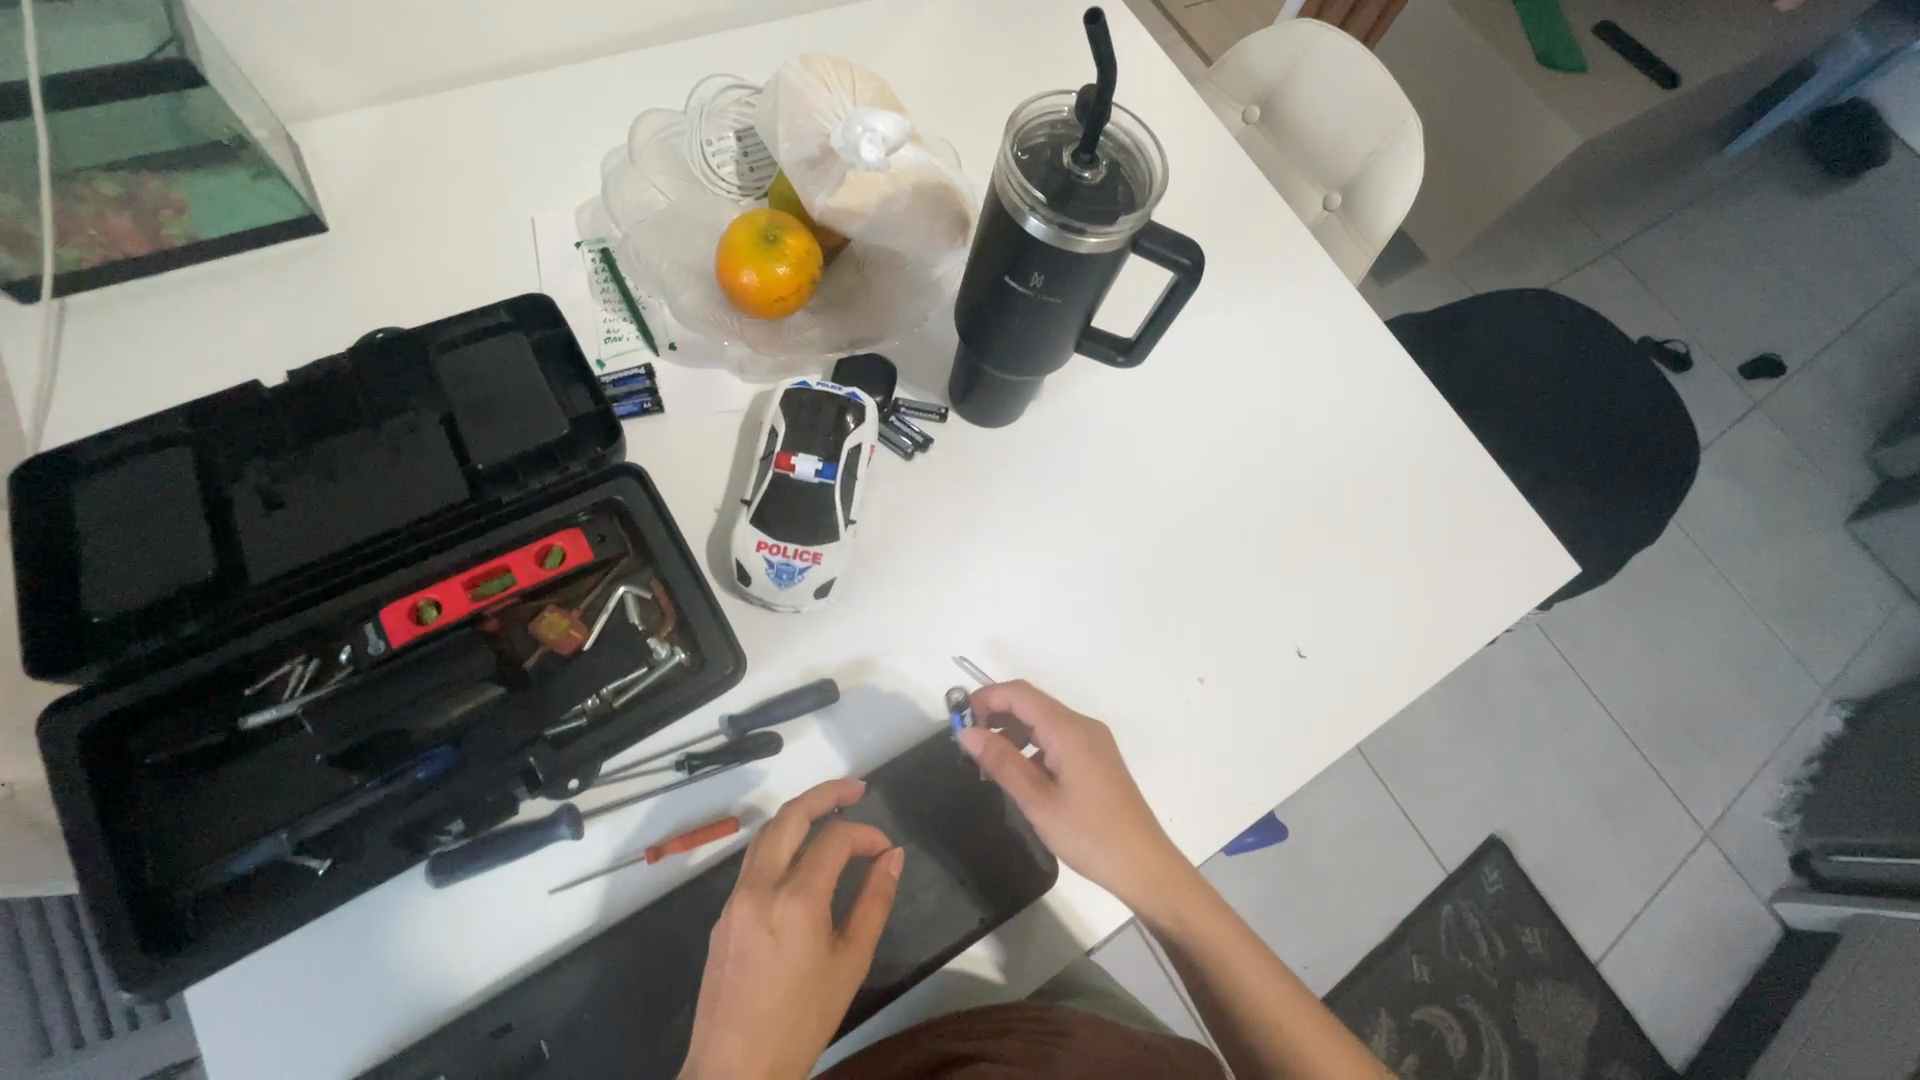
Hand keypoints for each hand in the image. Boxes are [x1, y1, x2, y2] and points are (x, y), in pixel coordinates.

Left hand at [679, 778, 903, 1079]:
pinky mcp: (722, 915)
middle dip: (825, 793)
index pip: (835, 839)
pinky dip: (781, 845)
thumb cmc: (801, 1021)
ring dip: (798, 815)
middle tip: (856, 788)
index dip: (866, 834)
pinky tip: (801, 859)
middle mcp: (759, 887)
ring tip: (830, 811)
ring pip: (765, 835)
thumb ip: (874, 903)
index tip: (886, 850)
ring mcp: (734, 899)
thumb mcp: (850, 964)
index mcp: (795, 900)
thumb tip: (893, 858)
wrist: (734, 1070)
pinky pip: (753, 863)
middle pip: (789, 817)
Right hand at [957, 680, 1193, 914]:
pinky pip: (1057, 740)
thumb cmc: (1089, 835)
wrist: (1144, 866)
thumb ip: (1002, 762)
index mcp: (1069, 730)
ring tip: (986, 766)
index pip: (1020, 694)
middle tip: (966, 745)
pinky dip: (1031, 748)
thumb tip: (966, 732)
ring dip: (1012, 733)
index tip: (956, 719)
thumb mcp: (1038, 801)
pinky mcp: (1096, 760)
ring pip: (1043, 723)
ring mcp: (1092, 742)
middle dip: (995, 715)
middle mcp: (1082, 726)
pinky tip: (1017, 776)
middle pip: (1031, 705)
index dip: (985, 698)